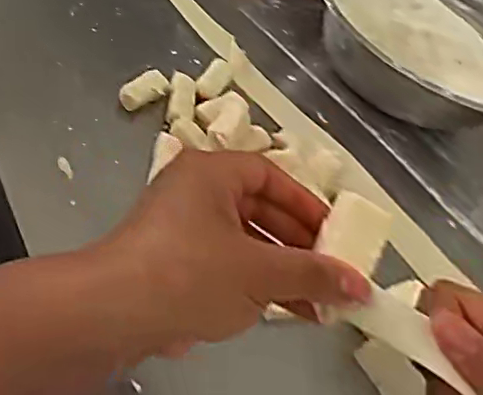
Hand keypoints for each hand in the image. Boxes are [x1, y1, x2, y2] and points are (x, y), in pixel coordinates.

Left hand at [89, 150, 370, 358]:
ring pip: (246, 236)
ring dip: (286, 266)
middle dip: (300, 241)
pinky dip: (261, 279)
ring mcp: (184, 221)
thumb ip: (312, 274)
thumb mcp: (260, 271)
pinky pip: (231, 258)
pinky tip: (294, 310)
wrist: (125, 304)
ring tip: (326, 302)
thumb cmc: (191, 269)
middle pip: (257, 204)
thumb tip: (357, 282)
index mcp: (207, 172)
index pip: (265, 173)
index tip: (339, 235)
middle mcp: (194, 188)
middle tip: (338, 273)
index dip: (305, 202)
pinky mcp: (180, 255)